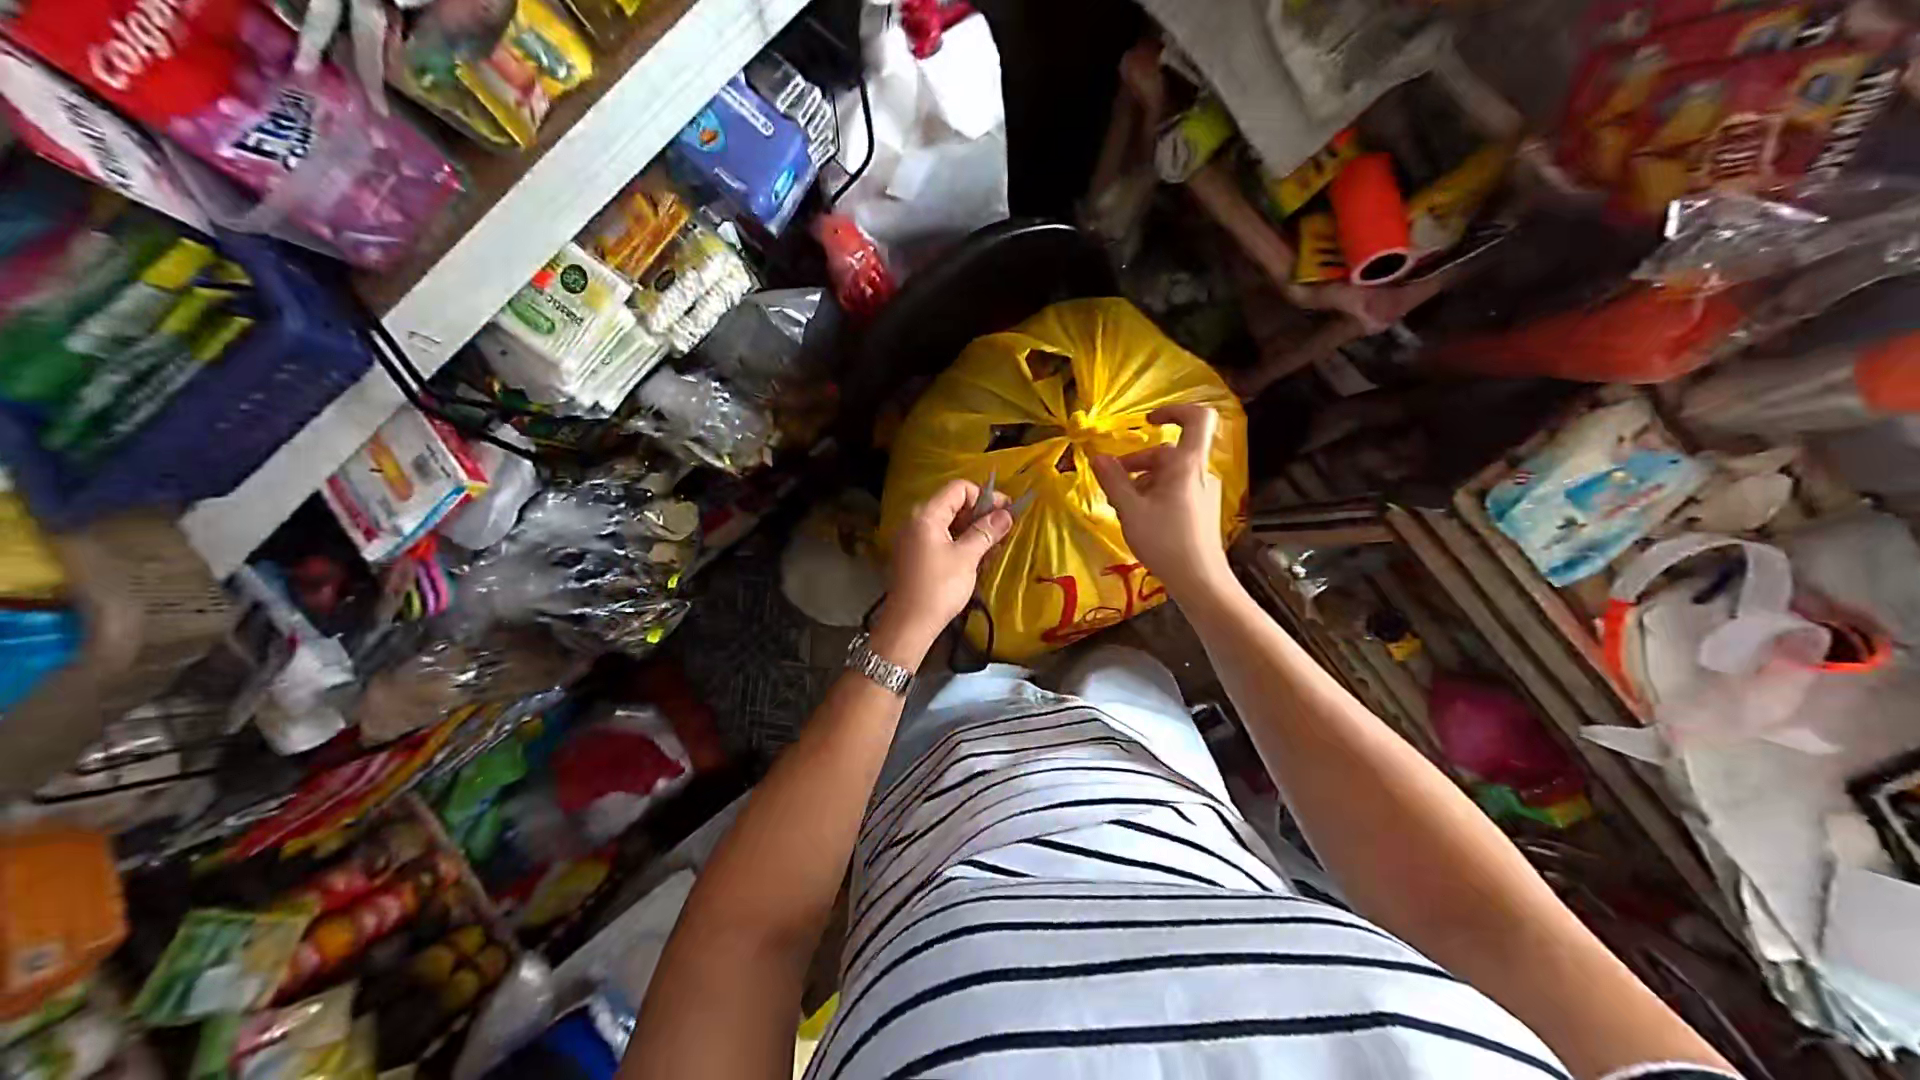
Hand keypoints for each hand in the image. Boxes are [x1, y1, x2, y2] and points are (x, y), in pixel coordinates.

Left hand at [874, 478, 1012, 666]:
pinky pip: (939, 537)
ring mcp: (912, 538)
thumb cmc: (938, 588)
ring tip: (993, 544)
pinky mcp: (913, 555)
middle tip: (1003, 528)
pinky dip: (958, 541)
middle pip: (952, 503)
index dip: (984, 496)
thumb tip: (1005, 515)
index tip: (1006, 511)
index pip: (958, 488)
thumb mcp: (966, 558)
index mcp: (926, 515)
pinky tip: (975, 555)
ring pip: (947, 522)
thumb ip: (986, 532)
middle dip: (980, 513)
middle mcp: (915, 520)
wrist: (908, 625)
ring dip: (971, 528)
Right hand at [1090, 404, 1232, 599]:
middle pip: (1169, 453)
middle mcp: (1199, 473)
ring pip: (1170, 475)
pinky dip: (1156, 496)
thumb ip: (1113, 480)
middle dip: (1138, 463)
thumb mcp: (1130, 510)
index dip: (1173, 410)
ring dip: (1144, 482)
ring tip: (1123, 506)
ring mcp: (1203, 493)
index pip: (1196, 418)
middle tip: (1113, 481)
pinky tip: (1140, 519)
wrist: (1199, 580)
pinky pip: (1176, 491)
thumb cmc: (1165, 541)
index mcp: (1187, 465)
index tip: (1148, 421)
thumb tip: (1098, 457)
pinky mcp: (1202, 511)